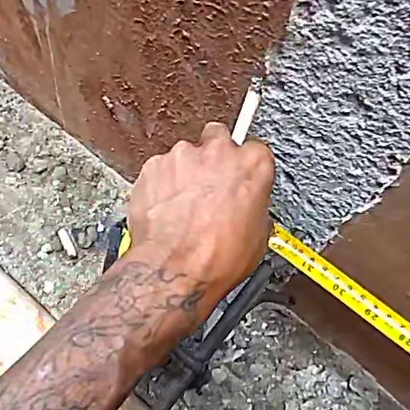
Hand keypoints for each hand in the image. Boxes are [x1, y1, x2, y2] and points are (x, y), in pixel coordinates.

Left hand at [124, 122, 273, 298]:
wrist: (174, 269)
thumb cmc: (215, 258)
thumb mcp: (258, 236)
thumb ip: (254, 206)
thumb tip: (248, 209)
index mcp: (252, 164)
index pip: (253, 150)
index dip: (242, 169)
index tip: (237, 182)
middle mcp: (217, 152)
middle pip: (217, 139)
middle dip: (212, 160)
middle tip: (208, 189)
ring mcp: (181, 157)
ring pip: (184, 157)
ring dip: (183, 176)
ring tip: (182, 208)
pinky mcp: (152, 168)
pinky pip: (158, 171)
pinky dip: (160, 186)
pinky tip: (165, 210)